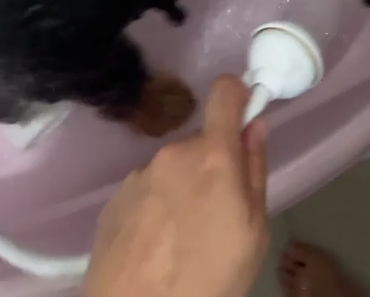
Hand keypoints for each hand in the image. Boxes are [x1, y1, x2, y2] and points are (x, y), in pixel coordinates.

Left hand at [83, 75, 268, 296]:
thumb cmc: (207, 280)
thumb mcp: (253, 233)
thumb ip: (255, 171)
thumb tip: (255, 126)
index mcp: (212, 155)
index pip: (224, 91)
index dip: (237, 95)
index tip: (243, 118)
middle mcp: (173, 153)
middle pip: (201, 142)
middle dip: (211, 166)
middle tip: (215, 215)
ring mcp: (139, 175)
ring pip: (172, 169)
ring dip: (181, 190)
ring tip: (181, 242)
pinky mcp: (113, 201)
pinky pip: (146, 191)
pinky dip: (155, 210)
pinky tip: (155, 250)